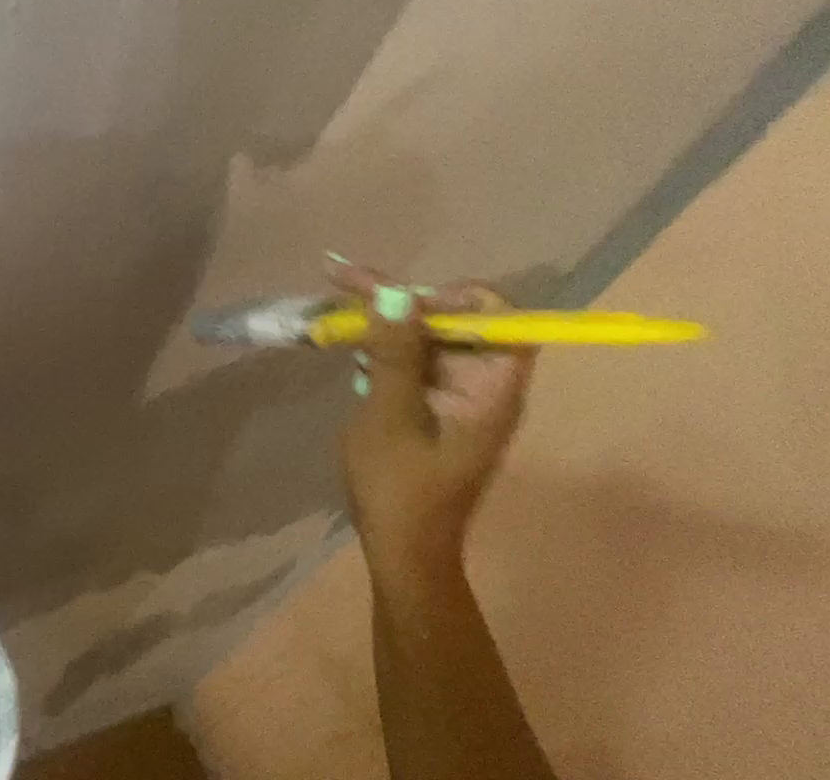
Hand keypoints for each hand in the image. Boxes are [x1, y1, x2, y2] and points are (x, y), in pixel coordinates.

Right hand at [326, 259, 535, 576]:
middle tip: (341, 279)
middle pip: (452, 319)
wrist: (401, 551)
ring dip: (385, 321)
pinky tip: (350, 350)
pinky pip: (414, 362)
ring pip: (428, 338)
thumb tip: (394, 292)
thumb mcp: (388, 416)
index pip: (494, 314)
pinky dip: (384, 349)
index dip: (448, 294)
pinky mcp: (434, 408)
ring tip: (335, 310)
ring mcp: (458, 397)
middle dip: (400, 299)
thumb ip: (394, 353)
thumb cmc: (398, 488)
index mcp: (491, 387)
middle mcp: (483, 385)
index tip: (395, 293)